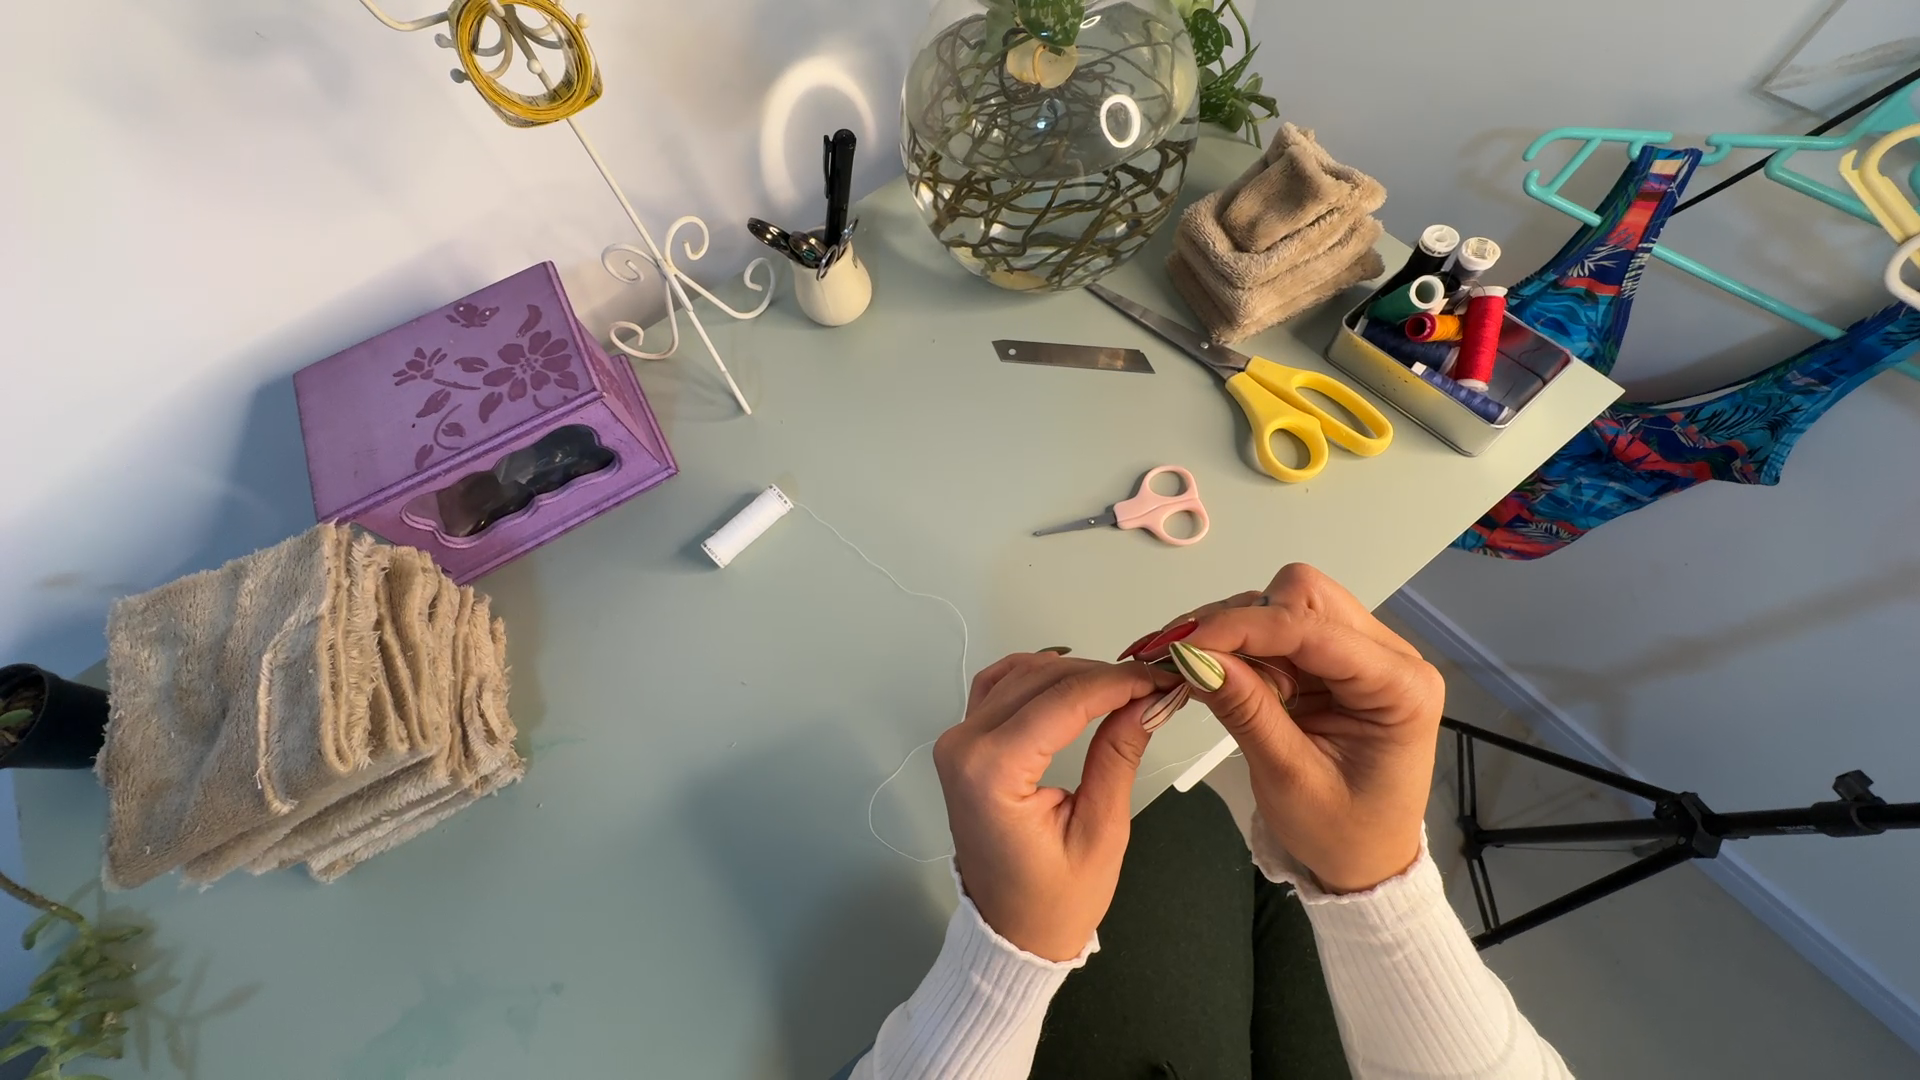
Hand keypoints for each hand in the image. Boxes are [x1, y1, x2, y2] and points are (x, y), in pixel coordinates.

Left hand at [932, 653, 1176, 960]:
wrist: (1008, 930)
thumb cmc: (1051, 900)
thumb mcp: (1100, 833)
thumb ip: (1118, 755)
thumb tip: (1148, 701)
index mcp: (992, 773)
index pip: (1063, 701)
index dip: (1118, 682)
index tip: (1161, 678)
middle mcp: (964, 746)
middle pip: (1042, 679)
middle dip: (1102, 675)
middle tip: (1152, 683)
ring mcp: (958, 740)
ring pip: (1020, 672)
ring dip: (1073, 670)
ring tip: (1123, 686)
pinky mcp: (964, 741)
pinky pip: (997, 684)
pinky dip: (1035, 672)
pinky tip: (1069, 675)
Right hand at [1167, 564, 1443, 892]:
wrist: (1363, 861)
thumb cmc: (1340, 833)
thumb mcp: (1290, 779)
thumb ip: (1247, 711)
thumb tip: (1194, 657)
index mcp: (1399, 688)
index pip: (1311, 628)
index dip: (1242, 627)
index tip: (1182, 645)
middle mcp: (1385, 655)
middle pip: (1301, 595)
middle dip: (1240, 621)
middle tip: (1193, 662)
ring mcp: (1354, 652)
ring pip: (1281, 602)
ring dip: (1232, 631)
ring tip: (1198, 673)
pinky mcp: (1325, 659)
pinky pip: (1272, 627)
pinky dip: (1234, 642)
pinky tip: (1210, 669)